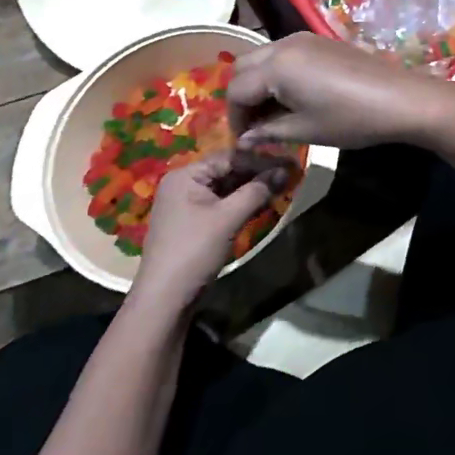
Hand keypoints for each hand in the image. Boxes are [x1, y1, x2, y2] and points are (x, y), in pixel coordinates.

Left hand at [129, 153, 285, 307]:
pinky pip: (221, 204)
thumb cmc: (194, 250)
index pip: (229, 157)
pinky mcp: (193, 222)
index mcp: (185, 175)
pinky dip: (241, 203)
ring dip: (252, 189)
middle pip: (227, 171)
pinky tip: (263, 204)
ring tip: (282, 188)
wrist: (166, 298)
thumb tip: (286, 170)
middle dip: (258, 174)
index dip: (260, 159)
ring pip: (226, 188)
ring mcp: (187, 204)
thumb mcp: (228, 218)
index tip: (289, 161)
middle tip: (289, 175)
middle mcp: (183, 184)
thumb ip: (257, 191)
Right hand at [227, 33, 454, 149]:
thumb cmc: (351, 119)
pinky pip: (286, 53)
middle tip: (256, 125)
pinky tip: (295, 96)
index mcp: (276, 66)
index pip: (236, 90)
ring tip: (275, 113)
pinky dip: (279, 72)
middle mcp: (284, 44)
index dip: (235, 118)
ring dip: (260, 82)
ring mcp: (305, 39)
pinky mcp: (322, 40)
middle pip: (244, 67)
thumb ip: (268, 131)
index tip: (244, 140)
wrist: (401, 99)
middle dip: (243, 96)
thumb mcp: (305, 130)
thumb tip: (244, 139)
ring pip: (264, 57)